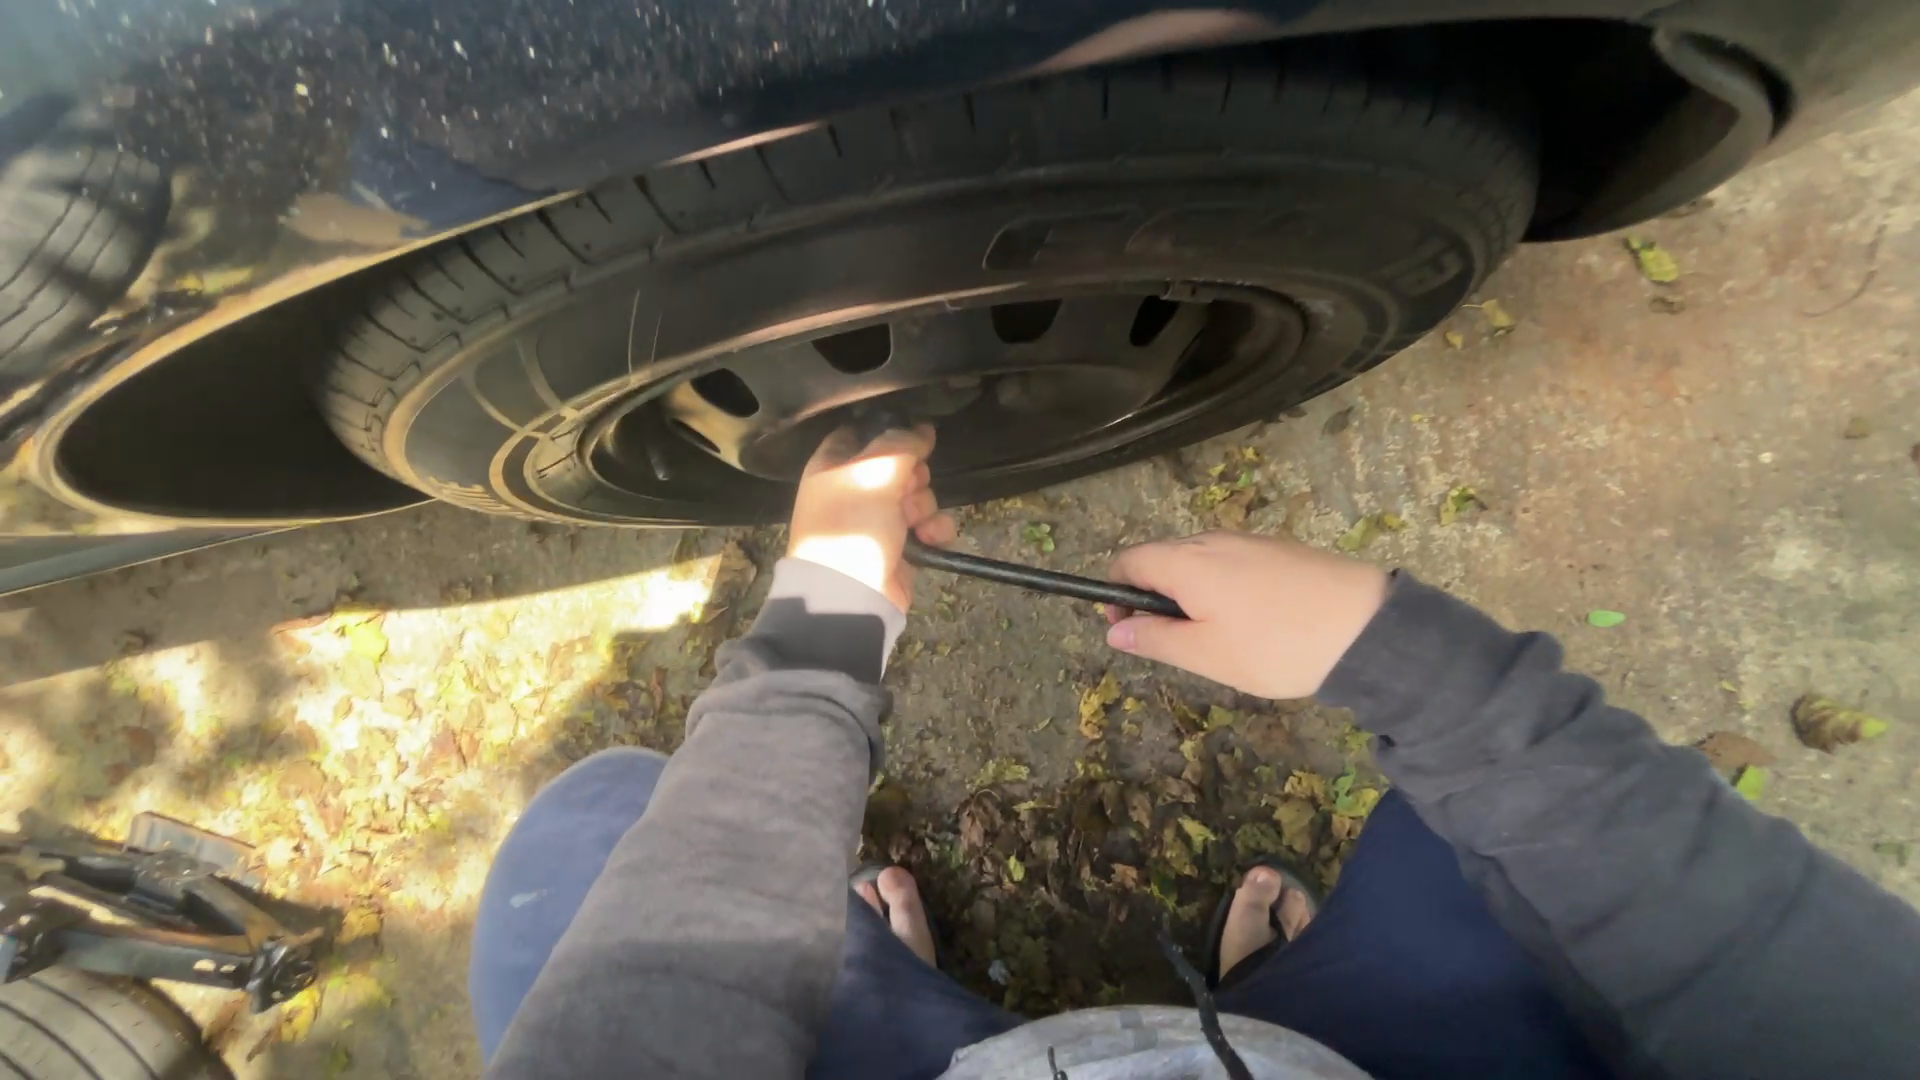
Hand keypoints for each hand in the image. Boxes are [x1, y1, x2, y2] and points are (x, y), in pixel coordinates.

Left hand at [788, 425, 956, 611]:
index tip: (913, 434)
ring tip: (914, 521)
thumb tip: (923, 429)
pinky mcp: (901, 546)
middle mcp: (855, 490)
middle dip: (914, 475)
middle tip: (907, 488)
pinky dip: (935, 529)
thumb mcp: (874, 472)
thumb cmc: (852, 525)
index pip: (862, 433)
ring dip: (925, 505)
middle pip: (899, 465)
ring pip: (918, 495)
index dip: (889, 431)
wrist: (850, 595)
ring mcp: (878, 520)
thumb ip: (902, 443)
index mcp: (834, 466)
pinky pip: (928, 526)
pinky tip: (931, 537)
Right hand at [1104, 531, 1388, 698]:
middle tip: (1174, 642)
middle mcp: (1211, 540)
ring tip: (1216, 637)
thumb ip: (1153, 638)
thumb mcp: (1205, 654)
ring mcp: (1247, 541)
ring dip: (1187, 593)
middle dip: (1152, 595)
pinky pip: (1229, 562)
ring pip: (1196, 561)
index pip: (1127, 560)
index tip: (1127, 628)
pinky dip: (1219, 587)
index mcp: (1185, 561)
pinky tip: (1251, 621)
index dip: (1114, 592)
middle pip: (1160, 558)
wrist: (1369, 629)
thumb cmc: (1274, 646)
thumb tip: (1113, 630)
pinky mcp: (1277, 549)